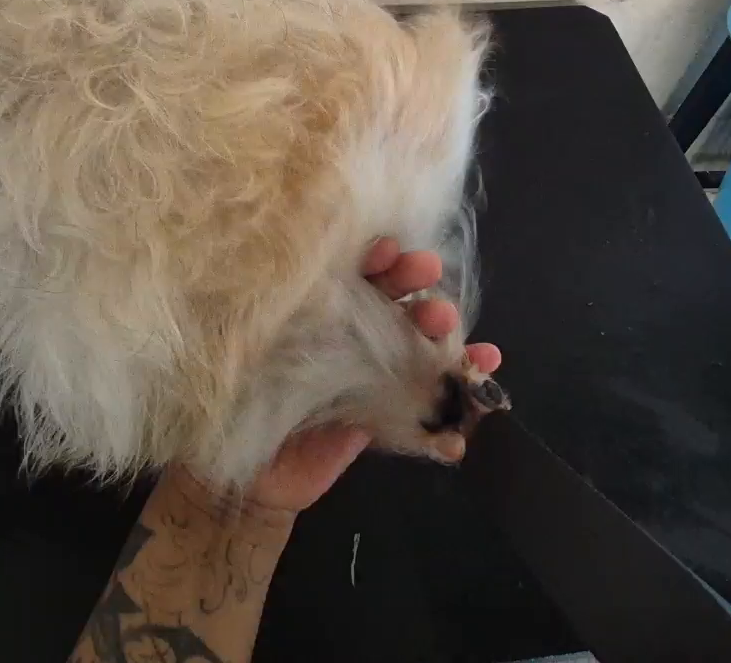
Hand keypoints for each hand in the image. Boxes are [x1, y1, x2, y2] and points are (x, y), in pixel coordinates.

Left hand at [246, 238, 501, 512]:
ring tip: (448, 321)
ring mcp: (378, 370)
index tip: (384, 248)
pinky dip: (464, 377)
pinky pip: (435, 390)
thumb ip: (269, 345)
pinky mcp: (397, 410)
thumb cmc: (242, 413)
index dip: (367, 257)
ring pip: (415, 336)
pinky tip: (487, 363)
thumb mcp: (247, 369)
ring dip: (439, 322)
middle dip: (410, 278)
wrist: (260, 483)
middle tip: (427, 269)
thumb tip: (289, 311)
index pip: (345, 273)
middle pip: (388, 295)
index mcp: (313, 314)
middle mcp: (351, 334)